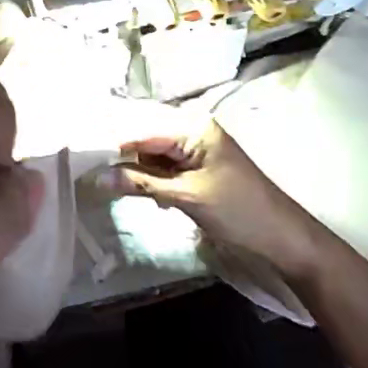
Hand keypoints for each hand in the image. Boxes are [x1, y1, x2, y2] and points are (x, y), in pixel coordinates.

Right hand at [105, 119, 326, 277]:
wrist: (286, 240)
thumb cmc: (239, 212)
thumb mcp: (186, 197)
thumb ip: (140, 183)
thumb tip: (96, 178)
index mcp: (192, 126)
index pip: (141, 128)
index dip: (111, 142)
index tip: (82, 154)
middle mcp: (191, 128)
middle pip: (143, 134)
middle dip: (118, 152)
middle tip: (87, 166)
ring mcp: (194, 147)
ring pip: (149, 150)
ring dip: (131, 166)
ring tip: (102, 178)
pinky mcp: (195, 166)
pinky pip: (161, 164)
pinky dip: (147, 176)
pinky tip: (132, 189)